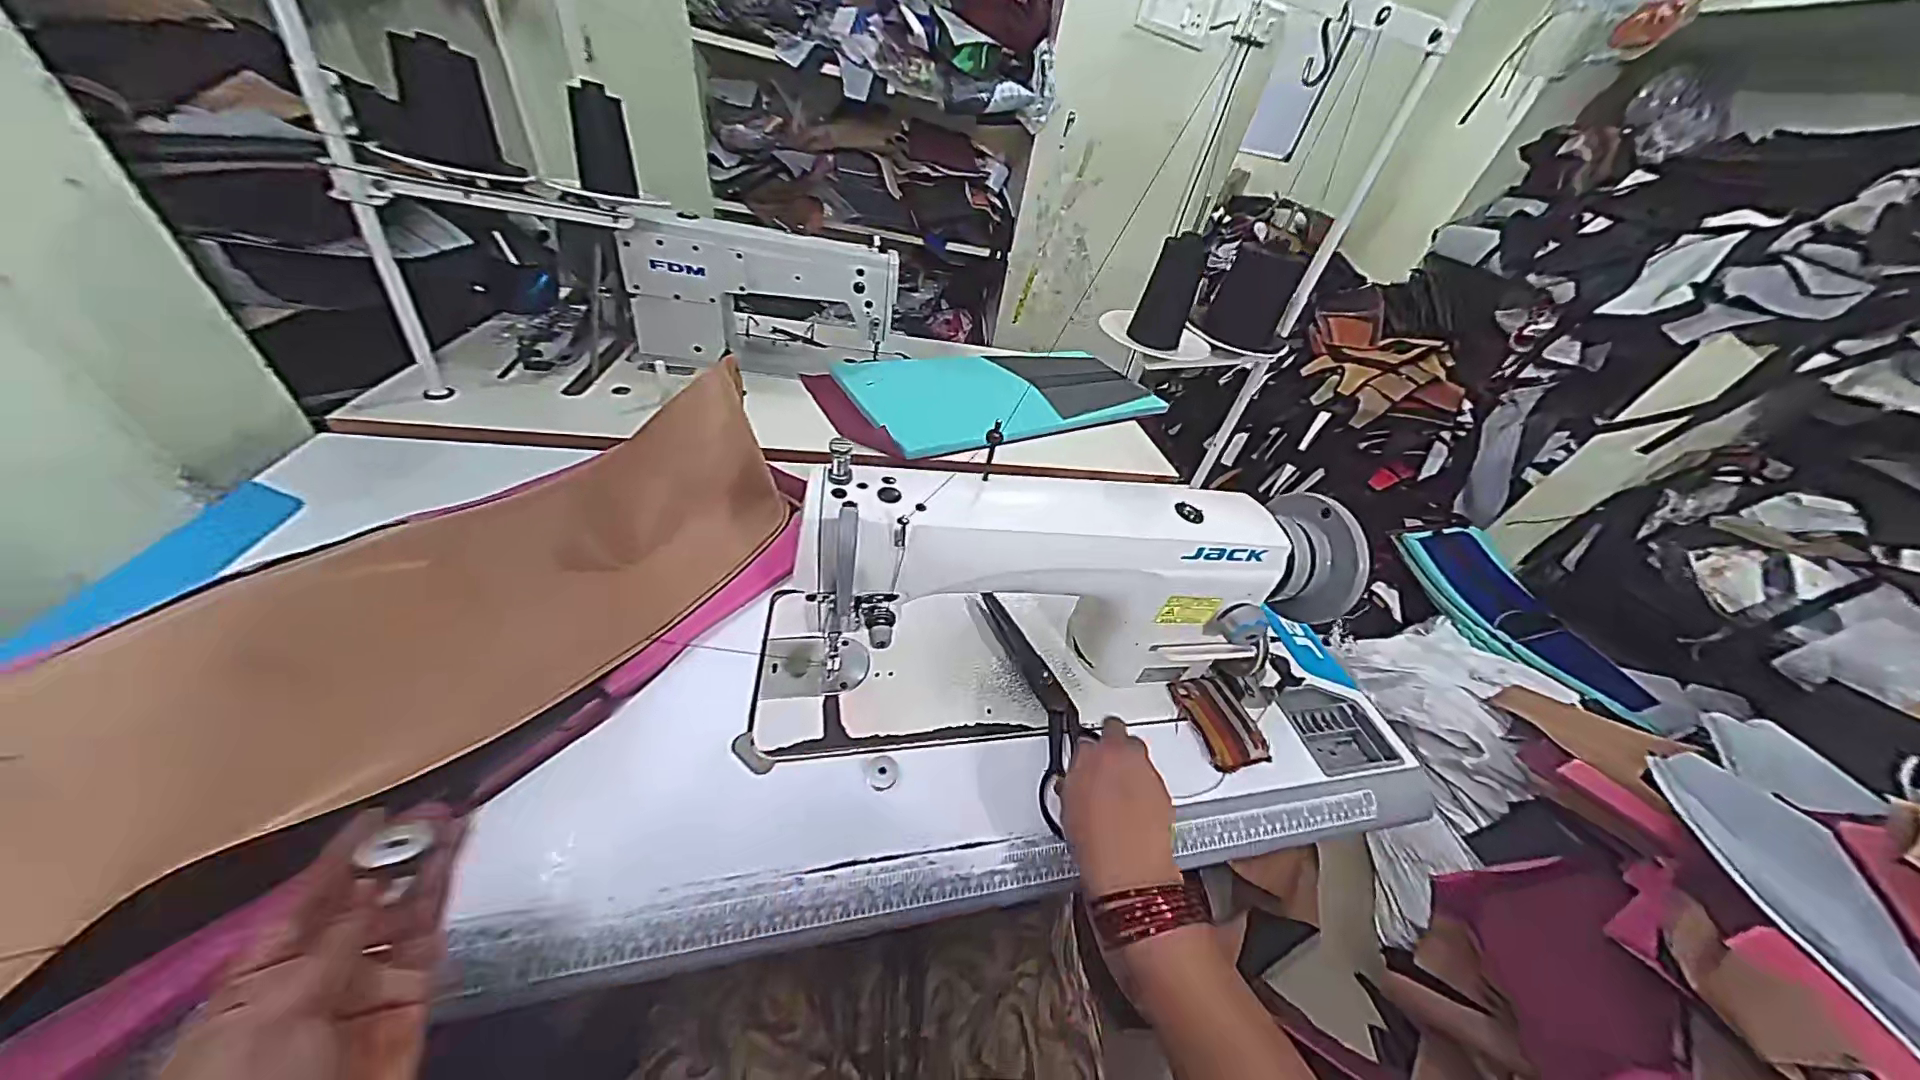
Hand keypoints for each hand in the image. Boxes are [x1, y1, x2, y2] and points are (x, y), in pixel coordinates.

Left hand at [159, 807, 465, 1079]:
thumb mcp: (271, 1013)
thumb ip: (330, 947)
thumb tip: (375, 890)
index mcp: (264, 977)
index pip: (308, 902)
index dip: (341, 858)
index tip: (374, 816)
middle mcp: (321, 974)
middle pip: (367, 901)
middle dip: (398, 855)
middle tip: (431, 813)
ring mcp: (370, 986)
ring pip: (407, 912)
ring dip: (430, 869)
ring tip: (454, 826)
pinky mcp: (412, 999)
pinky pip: (430, 942)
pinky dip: (442, 905)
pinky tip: (450, 873)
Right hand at [1060, 717, 1180, 895]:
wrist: (1128, 868)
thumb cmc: (1095, 842)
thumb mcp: (1069, 804)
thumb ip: (1075, 778)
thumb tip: (1077, 777)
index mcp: (1091, 754)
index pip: (1085, 738)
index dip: (1085, 750)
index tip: (1085, 759)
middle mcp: (1122, 754)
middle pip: (1117, 731)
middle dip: (1111, 742)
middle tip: (1104, 763)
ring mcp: (1145, 770)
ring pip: (1137, 753)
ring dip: (1129, 763)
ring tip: (1118, 788)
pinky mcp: (1163, 788)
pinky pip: (1150, 777)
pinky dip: (1143, 784)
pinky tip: (1133, 805)